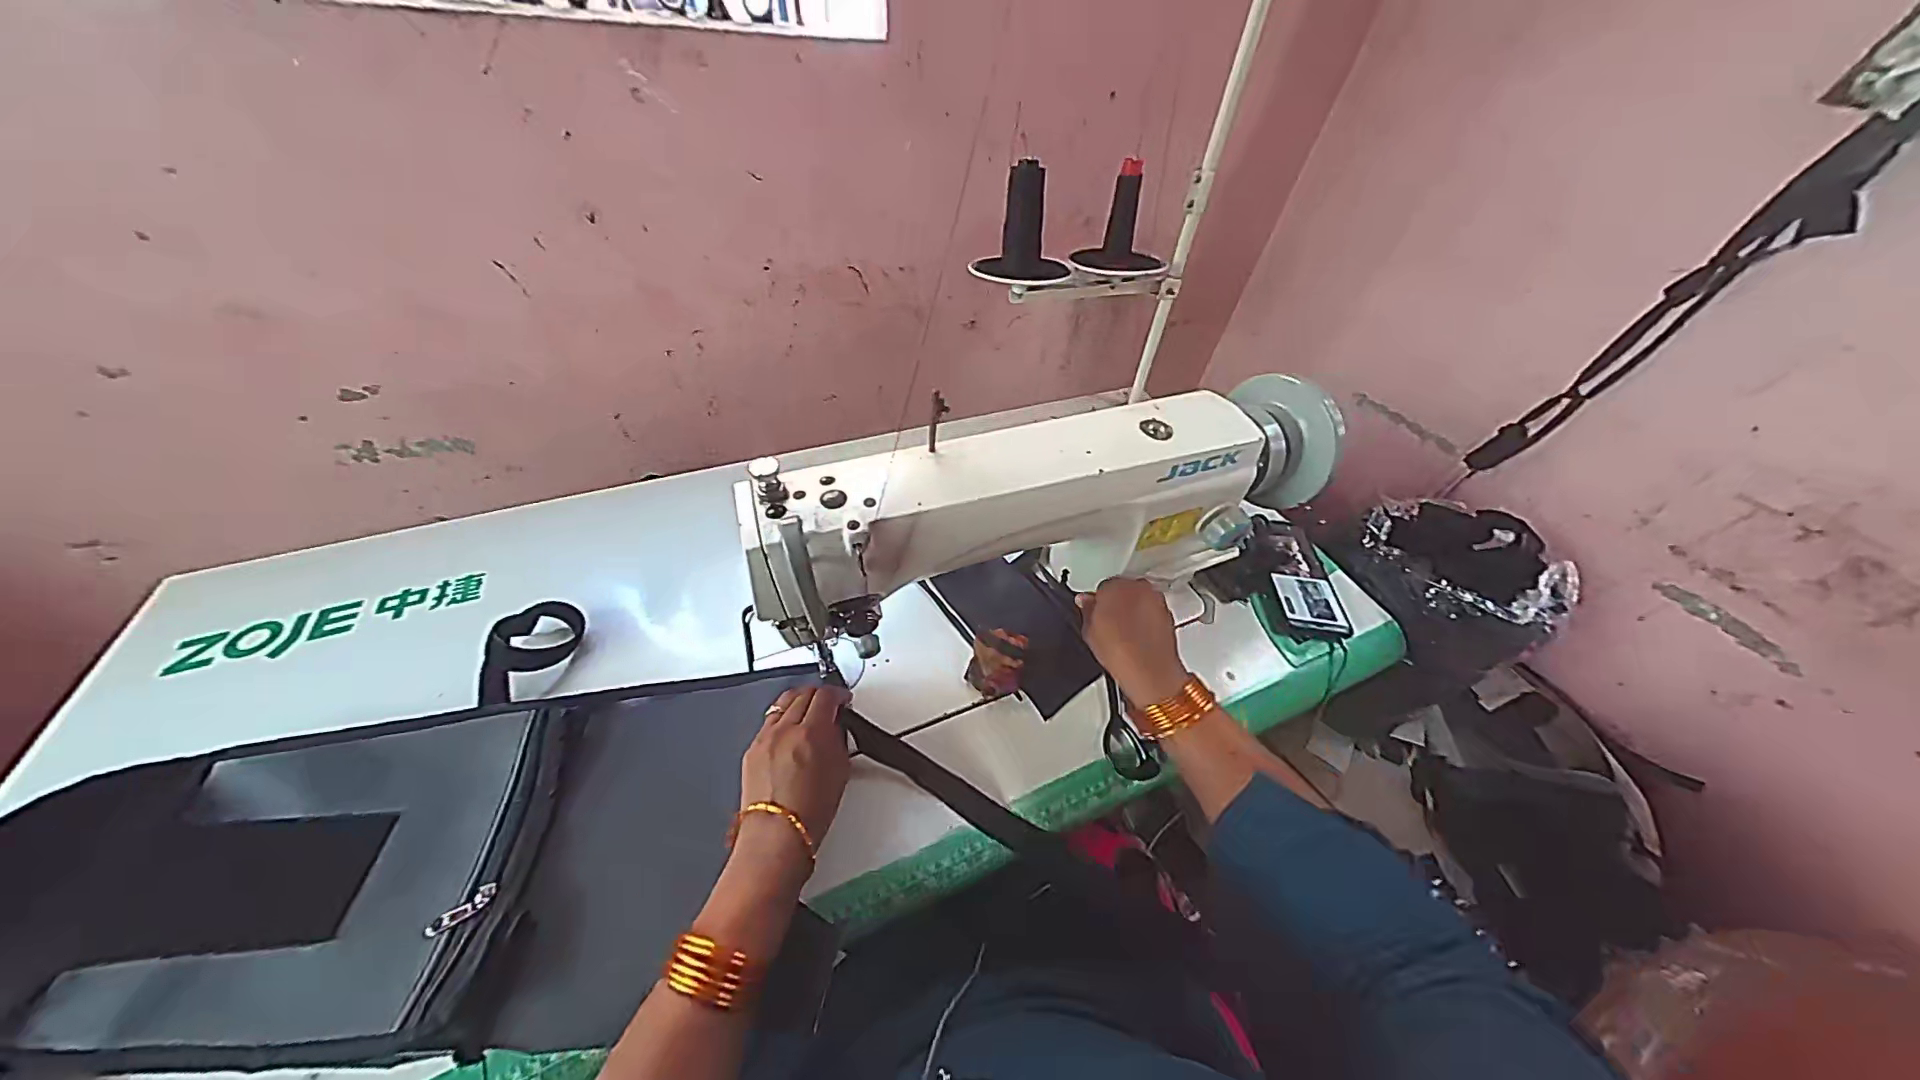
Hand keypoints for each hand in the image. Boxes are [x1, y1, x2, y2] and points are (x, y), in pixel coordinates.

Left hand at [736, 684, 851, 873]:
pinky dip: (782, 719)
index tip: (843, 699)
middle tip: (829, 703)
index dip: (838, 694)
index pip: (826, 696)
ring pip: (783, 703)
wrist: (777, 835)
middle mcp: (785, 730)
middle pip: (803, 694)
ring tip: (808, 712)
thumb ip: (837, 739)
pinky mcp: (752, 749)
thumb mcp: (840, 770)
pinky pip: (769, 722)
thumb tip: (834, 727)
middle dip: (819, 695)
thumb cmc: (808, 812)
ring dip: (799, 702)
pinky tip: (789, 729)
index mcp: (811, 732)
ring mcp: (765, 738)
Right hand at [1076, 578, 1189, 706]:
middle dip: (1117, 602)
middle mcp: (1137, 587)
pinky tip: (1139, 635)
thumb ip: (1087, 610)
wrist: (1149, 670)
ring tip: (1126, 631)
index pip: (1102, 587)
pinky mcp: (1167, 611)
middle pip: (1123, 588)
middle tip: (1110, 622)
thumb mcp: (1089, 631)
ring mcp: (1155, 598)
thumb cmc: (1122, 651)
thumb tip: (1086, 603)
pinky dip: (1147, 617)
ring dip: (1134, 608)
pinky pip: (1153, 609)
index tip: (1097, 614)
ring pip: (1140, 597)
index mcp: (1114, 586)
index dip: (1099, 603)